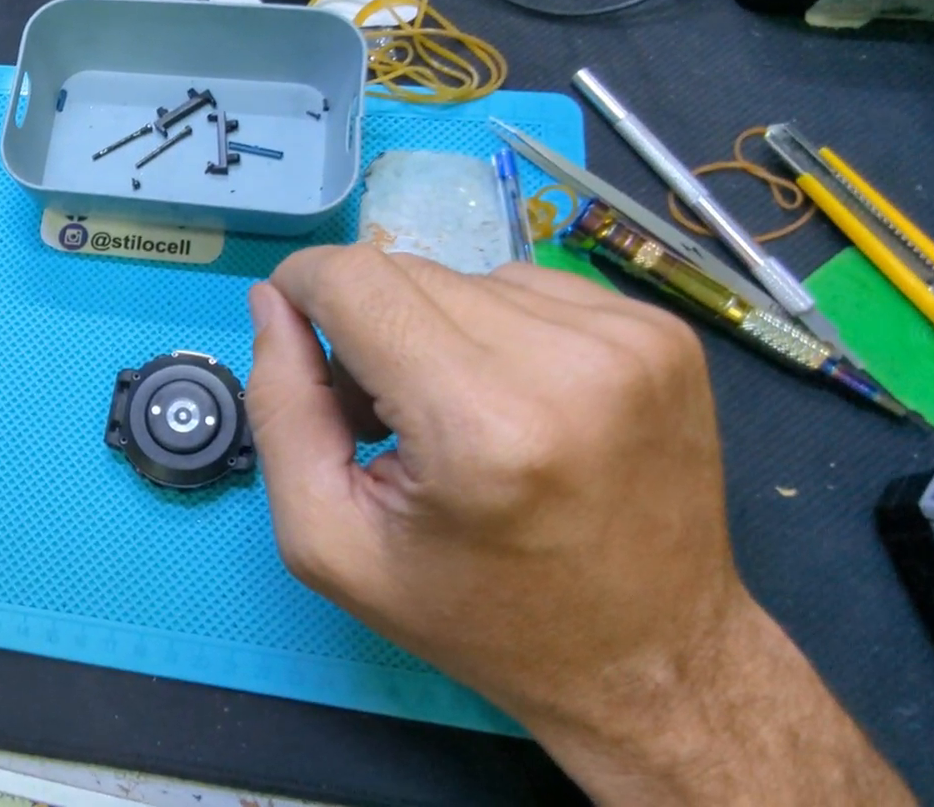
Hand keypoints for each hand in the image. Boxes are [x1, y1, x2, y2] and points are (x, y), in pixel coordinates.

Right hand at [244, 247, 906, 802]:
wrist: (650, 660)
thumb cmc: (471, 613)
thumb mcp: (328, 540)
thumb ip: (279, 410)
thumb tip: (271, 302)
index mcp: (478, 424)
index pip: (355, 281)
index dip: (302, 288)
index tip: (292, 329)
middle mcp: (566, 361)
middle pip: (403, 273)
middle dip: (362, 325)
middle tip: (378, 413)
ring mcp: (629, 339)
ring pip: (461, 277)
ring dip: (428, 328)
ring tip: (449, 414)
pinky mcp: (662, 331)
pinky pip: (523, 288)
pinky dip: (490, 329)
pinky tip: (510, 399)